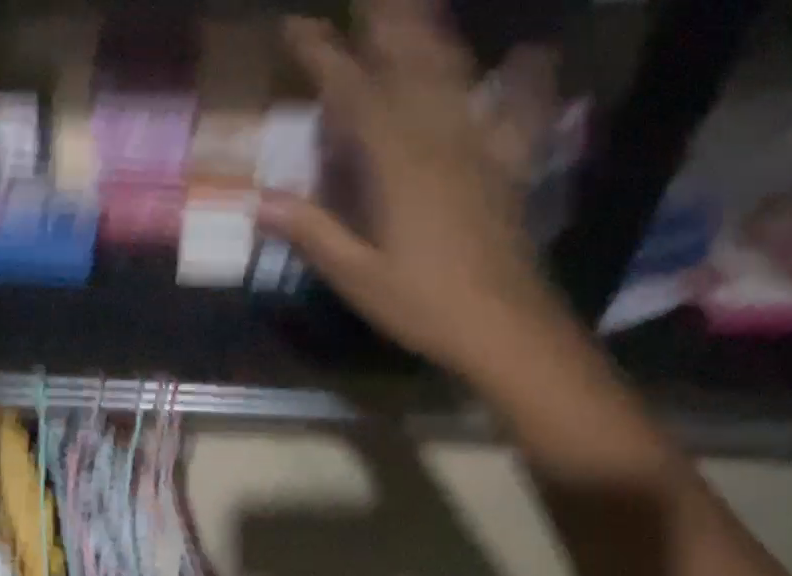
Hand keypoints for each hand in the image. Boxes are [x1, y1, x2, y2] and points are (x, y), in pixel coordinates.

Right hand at [260, 3, 571, 368]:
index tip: (296, 26)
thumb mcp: (358, 276)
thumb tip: (261, 202)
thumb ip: (314, 233)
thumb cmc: (424, 304)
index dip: (324, 55)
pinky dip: (522, 79)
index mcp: (397, 164)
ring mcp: (479, 149)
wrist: (504, 326)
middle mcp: (440, 140)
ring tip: (418, 4)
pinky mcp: (505, 168)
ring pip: (455, 75)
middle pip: (410, 64)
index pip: (354, 94)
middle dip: (385, 23)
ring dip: (433, 34)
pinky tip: (530, 56)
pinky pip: (516, 111)